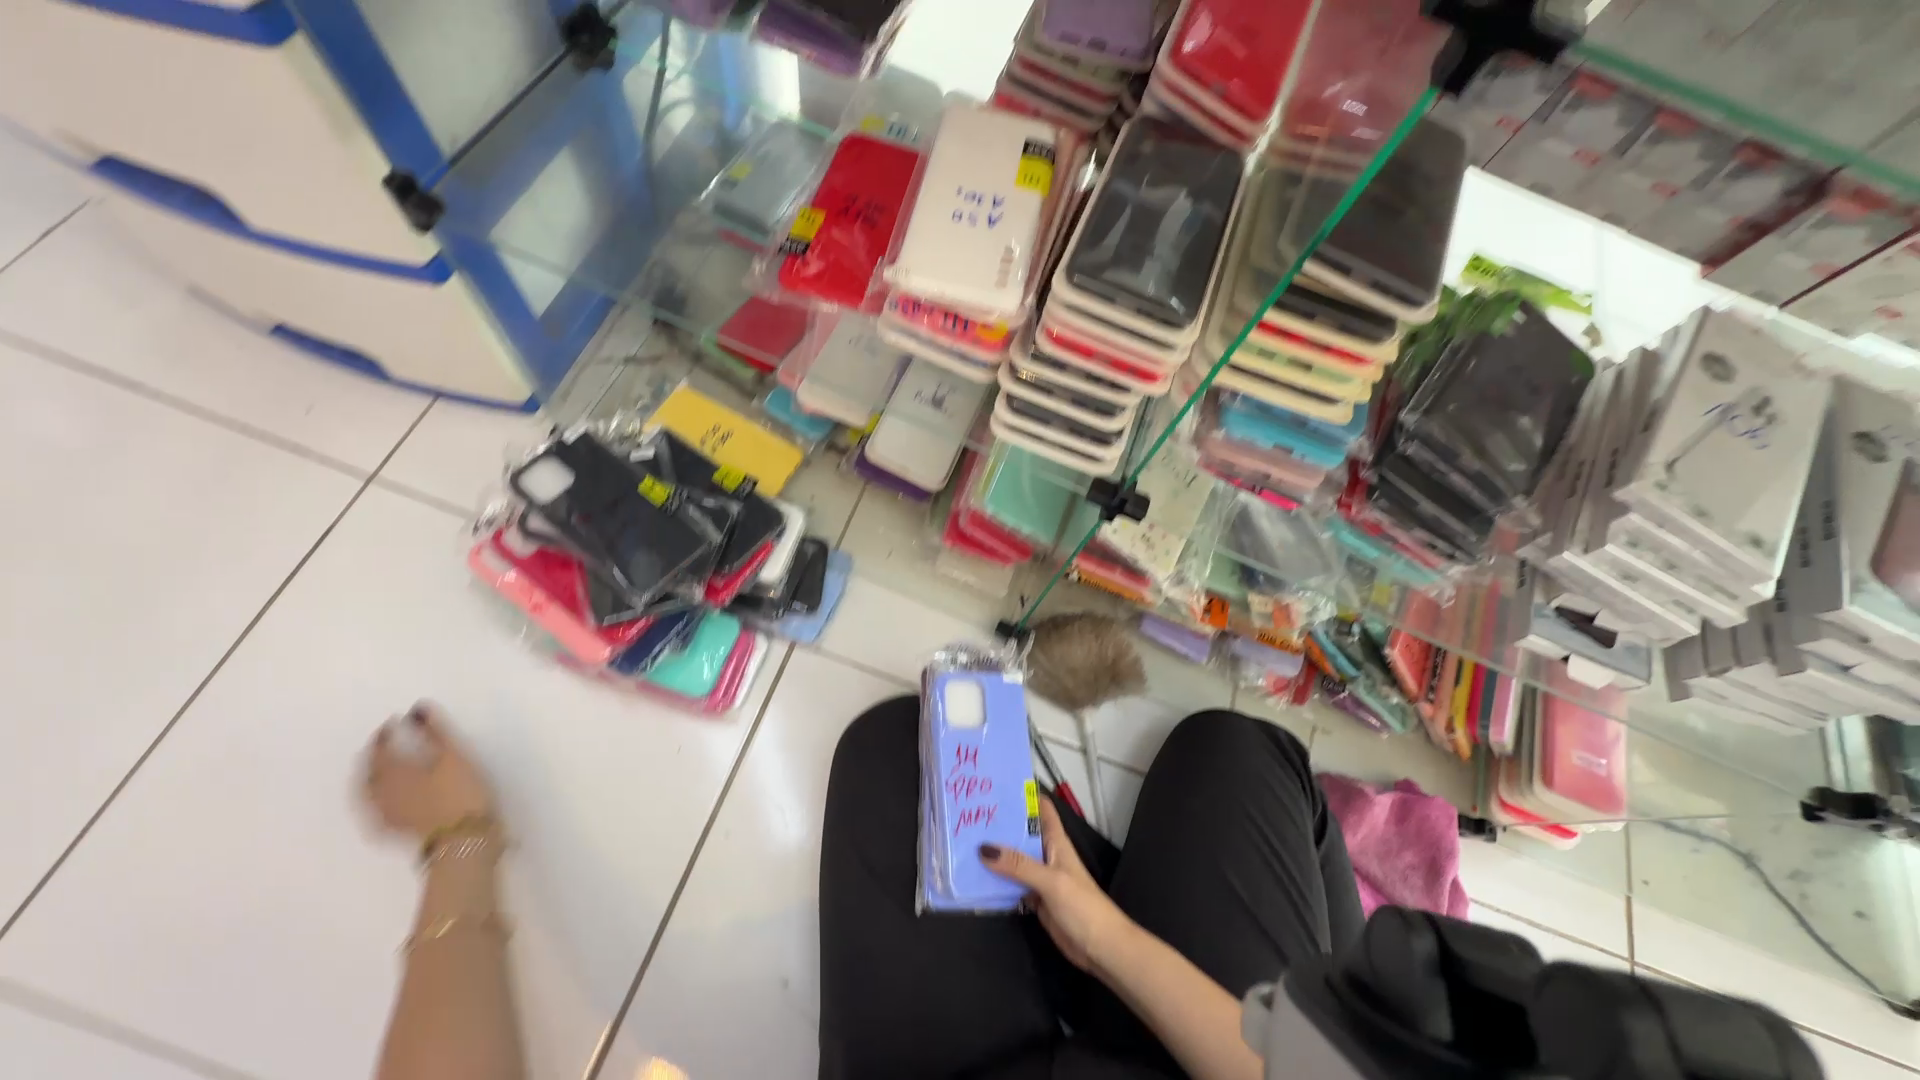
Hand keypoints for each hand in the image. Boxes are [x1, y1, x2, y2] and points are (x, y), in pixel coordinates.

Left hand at [363, 702, 494, 839]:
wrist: (463, 841)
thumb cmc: (461, 792)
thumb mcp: (455, 756)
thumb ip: (435, 731)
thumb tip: (416, 708)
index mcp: (391, 771)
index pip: (379, 748)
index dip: (384, 734)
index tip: (393, 723)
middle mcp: (378, 792)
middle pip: (367, 770)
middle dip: (374, 754)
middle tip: (385, 743)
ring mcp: (381, 814)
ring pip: (365, 791)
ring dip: (370, 776)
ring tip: (382, 768)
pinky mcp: (389, 831)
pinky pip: (372, 809)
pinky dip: (374, 798)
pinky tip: (384, 798)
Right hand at [980, 798, 1133, 971]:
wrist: (1100, 947)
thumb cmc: (1082, 907)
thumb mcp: (1051, 880)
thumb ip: (1019, 865)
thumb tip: (983, 848)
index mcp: (1056, 842)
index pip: (1041, 809)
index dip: (1022, 796)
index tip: (995, 787)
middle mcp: (1046, 855)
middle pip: (1020, 834)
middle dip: (998, 825)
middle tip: (966, 815)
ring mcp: (1039, 878)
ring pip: (1012, 860)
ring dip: (993, 854)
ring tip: (962, 842)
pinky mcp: (1034, 900)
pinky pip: (1010, 885)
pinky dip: (995, 881)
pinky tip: (974, 878)